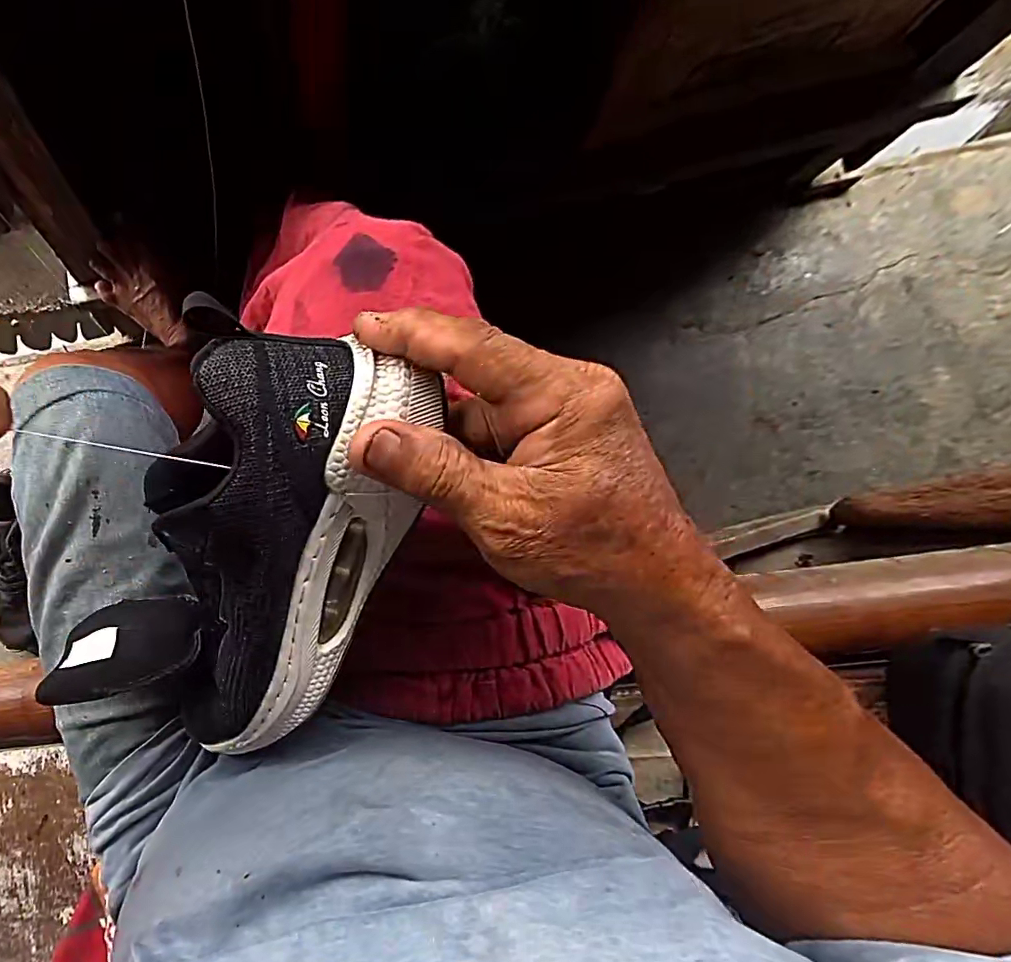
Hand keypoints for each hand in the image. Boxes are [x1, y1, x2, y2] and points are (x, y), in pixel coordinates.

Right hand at [347, 309, 731, 620]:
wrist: (649, 585)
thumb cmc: (598, 551)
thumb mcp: (503, 515)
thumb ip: (434, 472)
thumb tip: (371, 441)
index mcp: (562, 394)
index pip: (475, 346)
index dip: (413, 333)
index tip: (367, 326)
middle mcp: (560, 393)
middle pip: (472, 370)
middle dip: (414, 377)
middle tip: (360, 380)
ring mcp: (552, 418)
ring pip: (474, 406)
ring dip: (430, 421)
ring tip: (379, 431)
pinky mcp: (544, 443)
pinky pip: (485, 431)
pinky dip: (450, 444)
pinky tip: (419, 457)